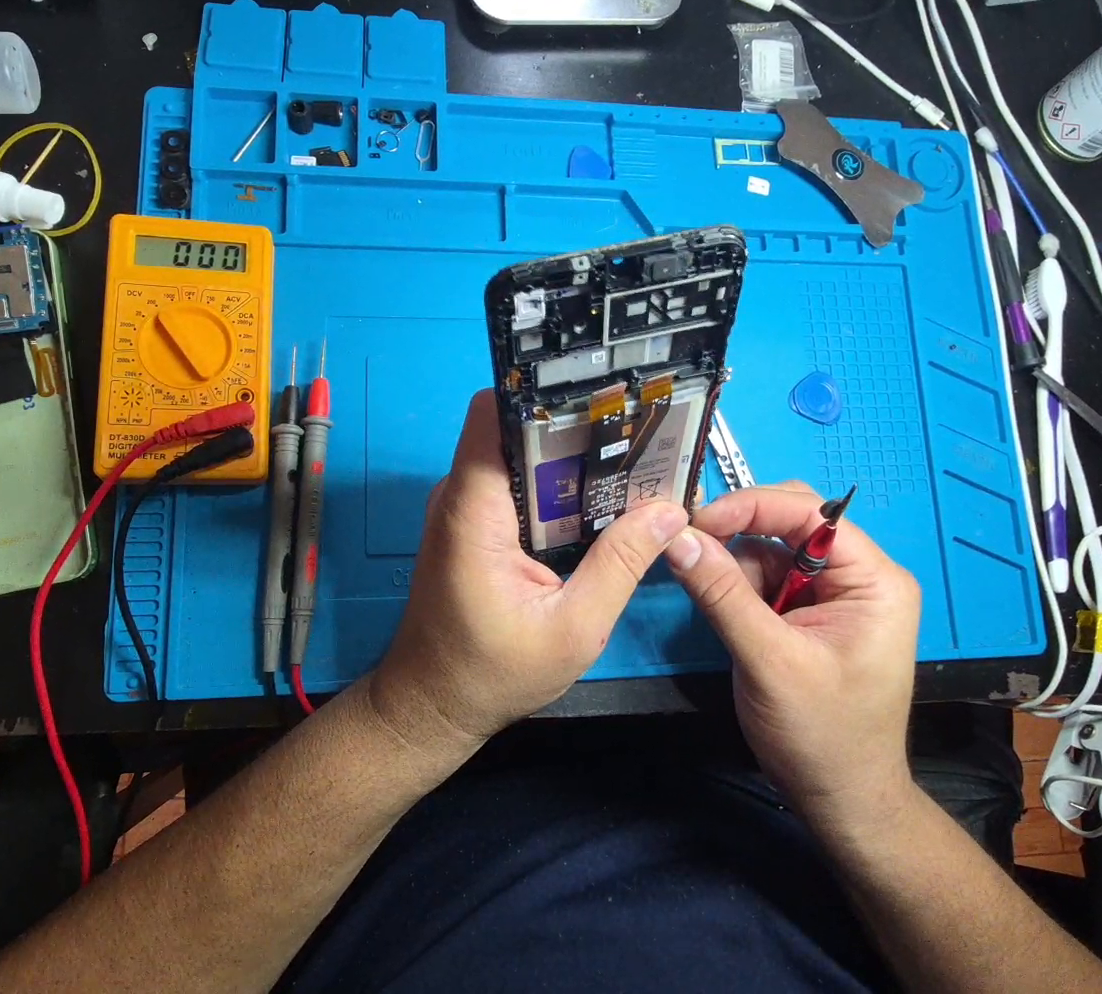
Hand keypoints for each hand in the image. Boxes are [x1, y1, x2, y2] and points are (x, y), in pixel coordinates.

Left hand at [366, 390, 689, 751]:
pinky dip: (555, 487)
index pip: (495, 413)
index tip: (603, 399)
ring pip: (519, 457)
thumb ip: (620, 565)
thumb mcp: (573, 630)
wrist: (434, 705)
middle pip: (515, 430)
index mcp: (474, 509)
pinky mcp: (475, 526)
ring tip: (628, 464)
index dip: (545, 395)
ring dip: (569, 458)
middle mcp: (462, 496)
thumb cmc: (492, 674)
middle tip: (636, 436)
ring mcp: (465, 509)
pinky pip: (517, 487)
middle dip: (574, 427)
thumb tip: (668, 511)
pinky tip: (598, 501)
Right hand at [661, 483, 922, 820]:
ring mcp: (831, 594)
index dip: (751, 506)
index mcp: (874, 579)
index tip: (696, 522)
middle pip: (791, 522)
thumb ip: (723, 595)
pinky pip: (764, 579)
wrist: (840, 800)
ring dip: (733, 565)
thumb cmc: (821, 736)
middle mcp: (857, 576)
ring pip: (770, 549)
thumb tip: (677, 537)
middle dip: (739, 532)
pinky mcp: (806, 613)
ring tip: (712, 599)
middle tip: (690, 546)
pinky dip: (735, 586)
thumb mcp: (769, 661)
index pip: (811, 513)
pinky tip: (723, 610)